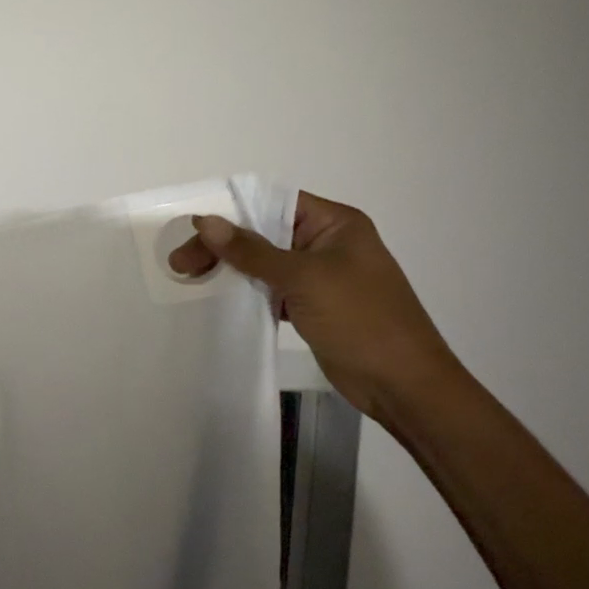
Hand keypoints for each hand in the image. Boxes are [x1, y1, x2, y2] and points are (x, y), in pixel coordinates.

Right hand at [168, 192, 464, 422]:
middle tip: (181, 264)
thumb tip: (205, 220)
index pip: (272, 201)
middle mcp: (328, 242)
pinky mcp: (314, 305)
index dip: (232, 209)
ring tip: (190, 278)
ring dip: (230, 267)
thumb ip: (251, 250)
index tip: (193, 228)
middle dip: (222, 244)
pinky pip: (272, 287)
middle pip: (263, 231)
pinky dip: (246, 290)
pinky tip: (219, 297)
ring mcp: (322, 275)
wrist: (406, 387)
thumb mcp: (303, 279)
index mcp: (335, 223)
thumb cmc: (361, 320)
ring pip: (264, 261)